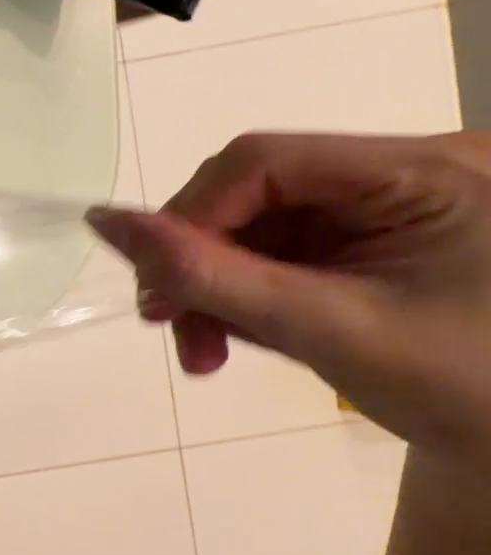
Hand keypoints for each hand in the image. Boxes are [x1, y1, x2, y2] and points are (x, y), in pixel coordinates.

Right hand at [88, 131, 490, 469]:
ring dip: (214, 286)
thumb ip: (204, 272)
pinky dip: (246, 292)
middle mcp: (414, 169)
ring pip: (253, 225)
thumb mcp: (323, 328)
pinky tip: (243, 332)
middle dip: (200, 263)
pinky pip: (279, 247)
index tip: (162, 288)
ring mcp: (396, 203)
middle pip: (251, 193)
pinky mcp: (378, 234)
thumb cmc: (461, 392)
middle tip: (171, 327)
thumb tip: (100, 220)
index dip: (191, 217)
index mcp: (430, 172)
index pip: (262, 162)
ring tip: (206, 349)